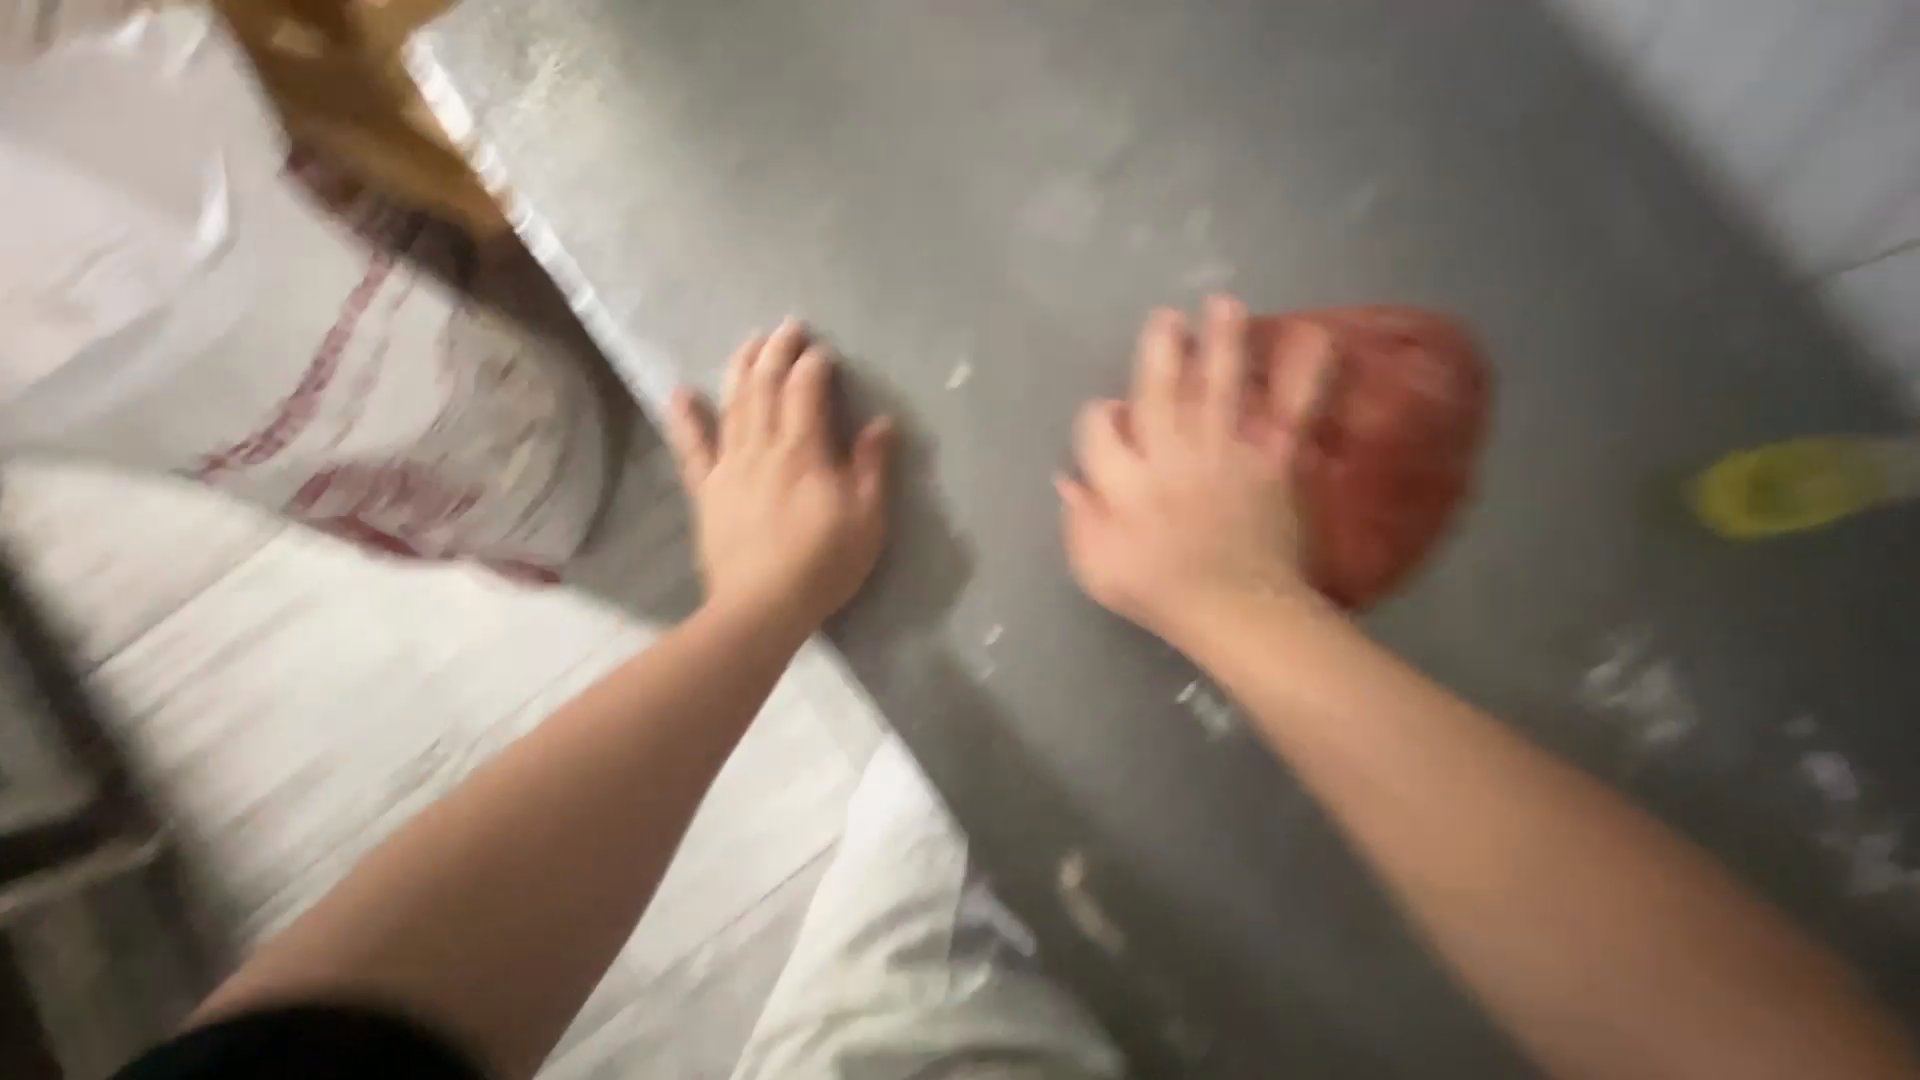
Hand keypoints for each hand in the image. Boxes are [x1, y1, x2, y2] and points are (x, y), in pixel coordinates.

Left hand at [665, 320, 893, 633]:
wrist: (762, 606)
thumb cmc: (823, 564)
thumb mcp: (867, 519)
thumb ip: (872, 467)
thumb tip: (880, 422)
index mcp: (804, 451)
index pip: (806, 390)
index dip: (814, 364)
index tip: (824, 351)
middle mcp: (762, 447)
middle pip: (766, 386)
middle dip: (777, 351)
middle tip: (787, 327)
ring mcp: (729, 466)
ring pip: (733, 404)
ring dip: (741, 368)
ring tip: (749, 342)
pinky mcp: (706, 490)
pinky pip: (692, 448)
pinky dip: (685, 418)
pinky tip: (680, 393)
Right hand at [1057, 296, 1334, 646]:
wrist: (1236, 612)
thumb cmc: (1159, 593)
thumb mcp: (1095, 566)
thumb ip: (1080, 518)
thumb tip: (1069, 477)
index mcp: (1125, 481)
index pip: (1099, 429)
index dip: (1098, 416)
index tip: (1106, 415)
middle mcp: (1171, 456)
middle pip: (1159, 391)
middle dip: (1159, 350)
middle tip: (1166, 316)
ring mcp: (1225, 454)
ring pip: (1219, 387)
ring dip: (1221, 343)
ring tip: (1223, 304)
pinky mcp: (1272, 462)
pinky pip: (1290, 412)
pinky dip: (1303, 375)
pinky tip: (1315, 338)